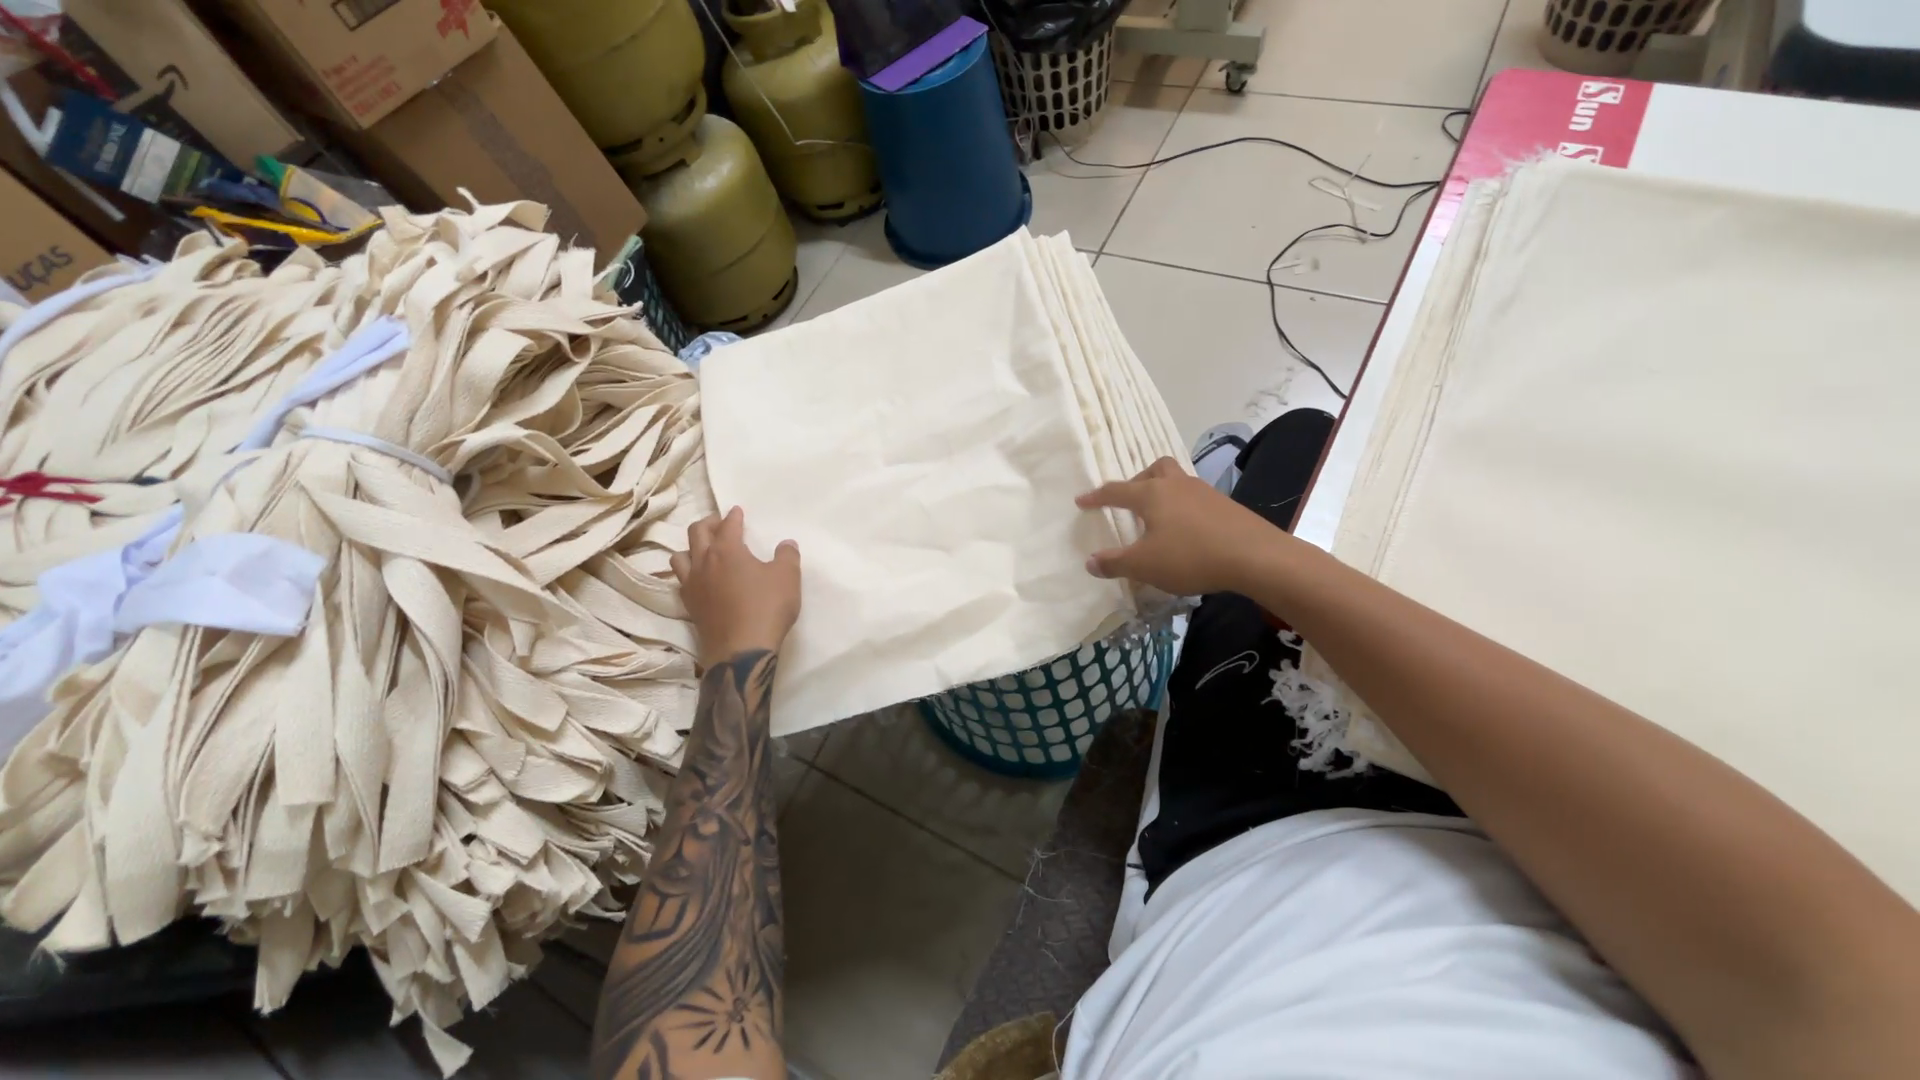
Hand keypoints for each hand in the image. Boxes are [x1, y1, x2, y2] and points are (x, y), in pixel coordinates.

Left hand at [671, 508, 801, 666]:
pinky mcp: (689, 606)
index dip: (734, 516)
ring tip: (703, 550)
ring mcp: (692, 584)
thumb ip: (787, 556)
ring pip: (680, 556)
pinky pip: (680, 580)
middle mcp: (703, 562)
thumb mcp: (787, 578)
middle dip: (708, 523)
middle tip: (719, 523)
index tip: (737, 511)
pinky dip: (687, 572)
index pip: (728, 525)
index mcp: (727, 550)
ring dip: (691, 547)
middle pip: (696, 533)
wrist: (741, 650)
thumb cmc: (766, 608)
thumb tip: (786, 544)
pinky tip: (698, 578)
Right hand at [1076, 457, 1281, 595]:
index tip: (1081, 500)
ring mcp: (1204, 492)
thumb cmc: (1190, 556)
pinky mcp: (1225, 506)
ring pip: (1177, 481)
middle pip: (1153, 471)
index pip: (1116, 491)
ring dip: (1162, 493)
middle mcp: (1176, 485)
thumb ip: (1115, 563)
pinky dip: (1183, 508)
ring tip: (1157, 517)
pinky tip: (1186, 531)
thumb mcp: (1144, 565)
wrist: (1254, 556)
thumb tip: (1090, 561)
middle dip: (1137, 482)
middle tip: (1129, 501)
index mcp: (1151, 494)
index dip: (1096, 497)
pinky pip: (1195, 498)